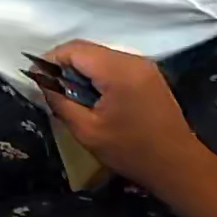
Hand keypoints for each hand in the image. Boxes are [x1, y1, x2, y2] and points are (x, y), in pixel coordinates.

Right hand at [39, 40, 205, 185]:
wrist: (179, 167)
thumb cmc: (130, 151)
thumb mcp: (85, 130)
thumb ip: (59, 100)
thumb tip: (40, 80)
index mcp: (118, 71)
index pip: (74, 50)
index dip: (50, 61)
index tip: (37, 79)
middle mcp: (132, 60)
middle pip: (86, 49)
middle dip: (64, 65)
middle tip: (52, 89)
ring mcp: (143, 65)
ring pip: (98, 55)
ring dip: (80, 70)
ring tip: (71, 95)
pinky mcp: (147, 74)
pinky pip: (112, 63)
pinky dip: (96, 74)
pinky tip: (92, 96)